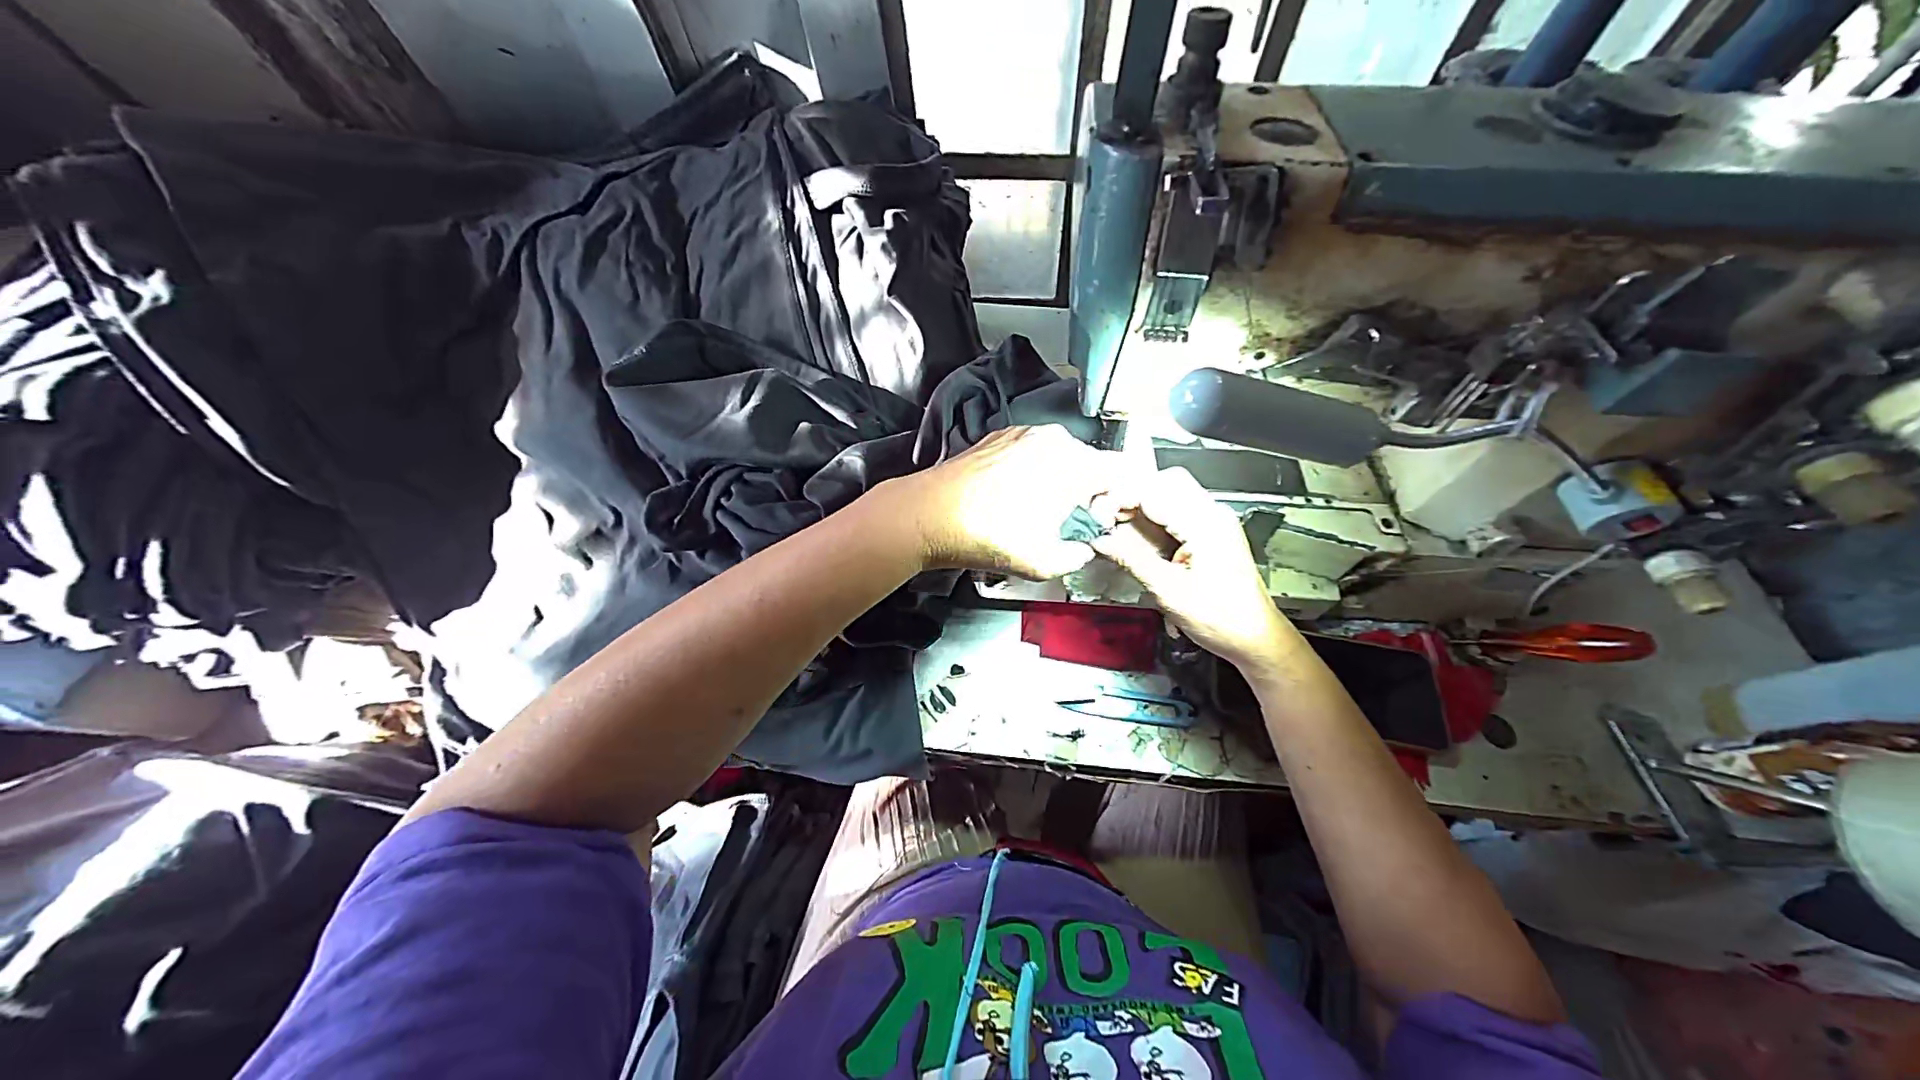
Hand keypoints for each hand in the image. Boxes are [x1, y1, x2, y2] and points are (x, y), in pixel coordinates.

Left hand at [886, 425, 1132, 579]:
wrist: (929, 514)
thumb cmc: (988, 535)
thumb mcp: (1044, 562)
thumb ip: (1077, 556)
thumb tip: (1081, 549)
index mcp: (1074, 462)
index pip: (1121, 473)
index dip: (1116, 501)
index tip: (1099, 521)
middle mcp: (1053, 438)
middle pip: (1089, 464)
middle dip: (1086, 493)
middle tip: (1067, 523)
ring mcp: (1023, 433)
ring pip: (1059, 457)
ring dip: (1058, 483)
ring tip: (1036, 514)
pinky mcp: (998, 437)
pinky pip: (1030, 453)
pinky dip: (1031, 473)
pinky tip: (1012, 499)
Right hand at [1090, 466, 1299, 673]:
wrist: (1255, 638)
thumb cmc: (1226, 620)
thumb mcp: (1168, 591)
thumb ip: (1132, 560)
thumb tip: (1102, 541)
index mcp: (1206, 524)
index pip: (1154, 491)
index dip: (1121, 498)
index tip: (1098, 512)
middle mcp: (1213, 516)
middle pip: (1163, 483)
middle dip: (1130, 497)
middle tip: (1104, 518)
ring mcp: (1213, 523)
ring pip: (1169, 495)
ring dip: (1139, 508)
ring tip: (1116, 530)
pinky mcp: (1210, 534)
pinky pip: (1176, 513)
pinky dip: (1153, 520)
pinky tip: (1137, 539)